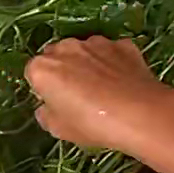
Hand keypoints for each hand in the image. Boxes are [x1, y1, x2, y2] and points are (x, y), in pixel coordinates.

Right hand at [25, 36, 173, 158]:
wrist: (140, 115)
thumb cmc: (90, 124)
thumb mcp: (57, 129)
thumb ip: (46, 114)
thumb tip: (47, 107)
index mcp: (42, 68)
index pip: (32, 73)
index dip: (42, 88)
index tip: (54, 102)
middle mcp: (65, 48)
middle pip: (56, 56)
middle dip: (62, 70)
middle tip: (75, 95)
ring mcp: (96, 43)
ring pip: (83, 51)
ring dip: (86, 63)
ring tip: (101, 88)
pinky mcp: (123, 45)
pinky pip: (110, 52)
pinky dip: (112, 62)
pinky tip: (120, 81)